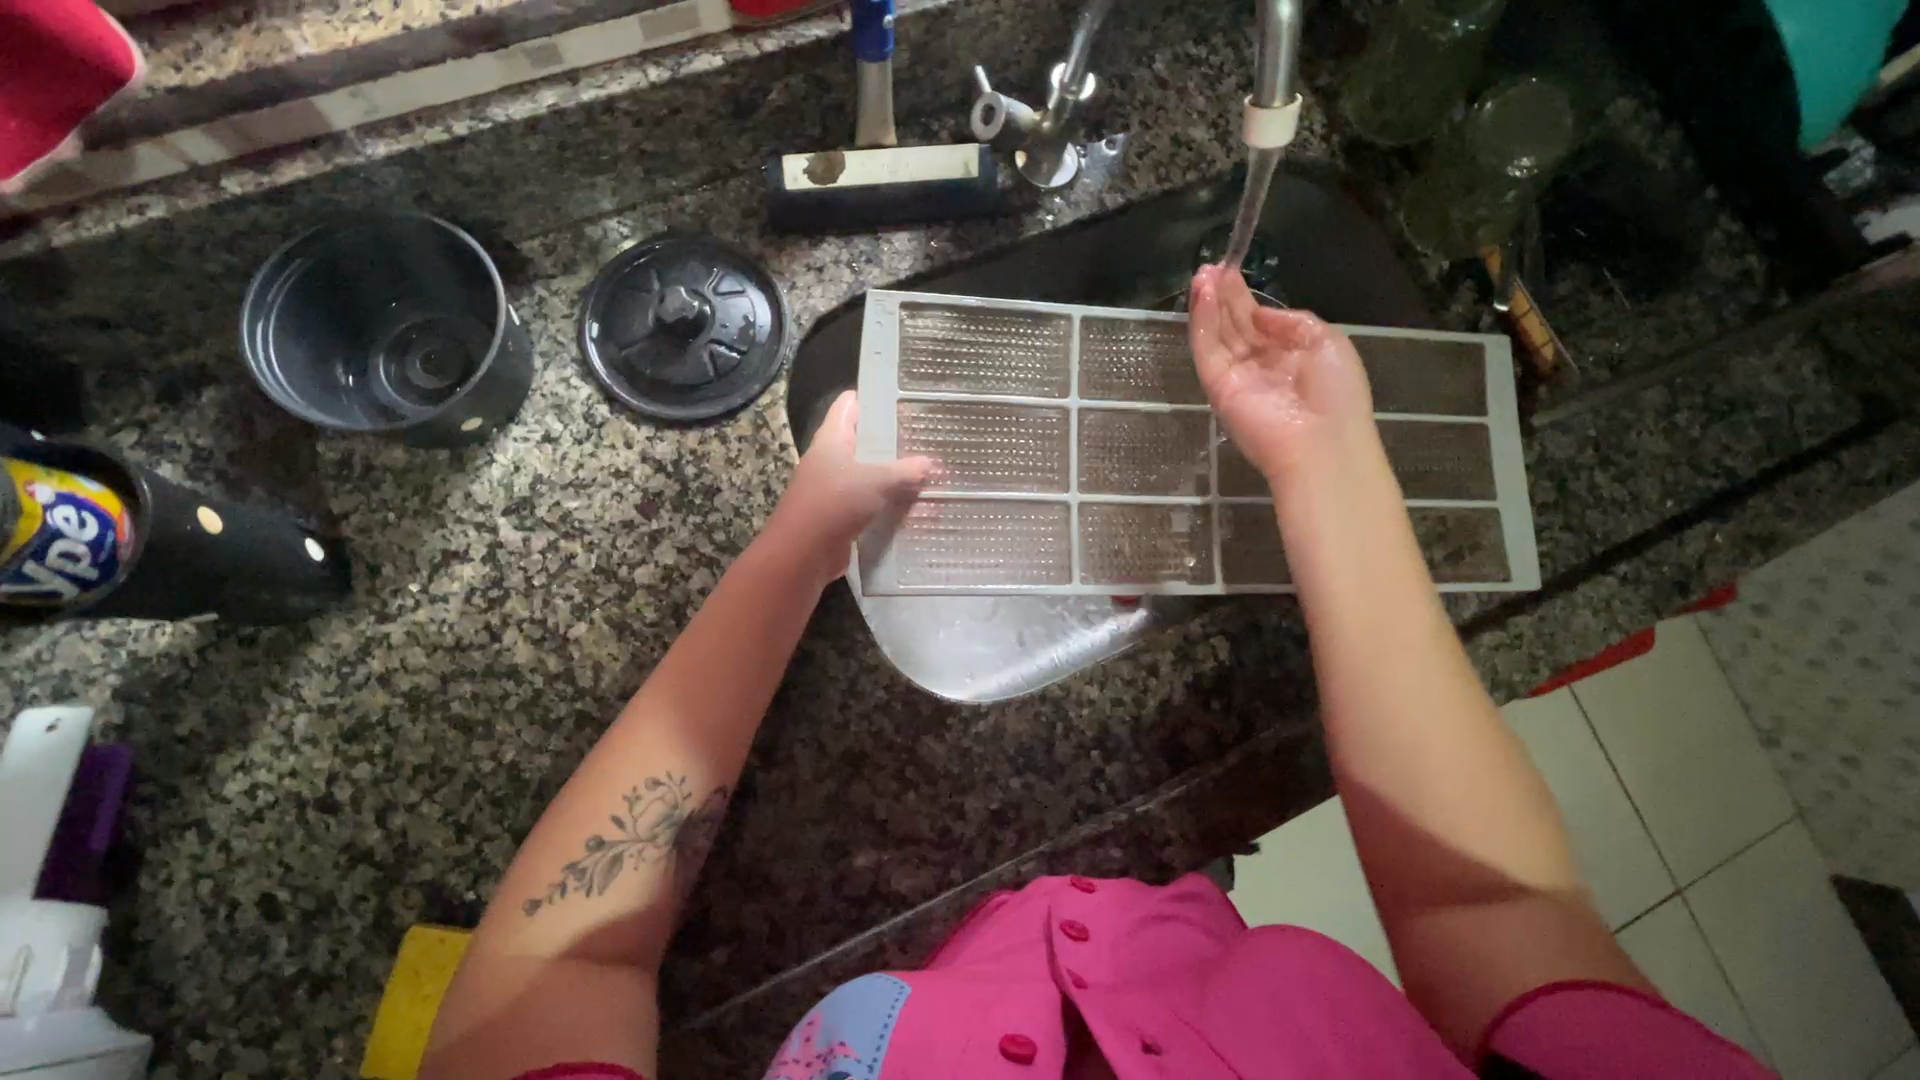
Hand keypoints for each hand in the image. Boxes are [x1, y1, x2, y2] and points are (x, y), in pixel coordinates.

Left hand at [769, 390, 930, 587]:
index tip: (903, 397)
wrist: (803, 554)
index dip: (873, 397)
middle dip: (892, 440)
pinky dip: (889, 503)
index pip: (849, 405)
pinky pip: (870, 502)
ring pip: (869, 474)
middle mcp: (830, 459)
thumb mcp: (875, 481)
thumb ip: (905, 471)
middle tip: (925, 437)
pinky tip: (915, 506)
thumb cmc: (834, 504)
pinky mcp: (840, 515)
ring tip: (928, 472)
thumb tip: (930, 464)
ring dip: (894, 475)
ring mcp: (833, 488)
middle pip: (862, 440)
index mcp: (832, 439)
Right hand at [1188, 265, 1375, 482]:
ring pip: (1218, 333)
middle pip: (1235, 324)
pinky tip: (1201, 294)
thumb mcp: (1328, 341)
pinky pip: (1206, 349)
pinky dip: (1202, 321)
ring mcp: (1236, 376)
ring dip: (1208, 303)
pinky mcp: (1217, 386)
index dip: (1245, 297)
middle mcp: (1260, 364)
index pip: (1258, 322)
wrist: (1321, 441)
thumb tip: (1260, 313)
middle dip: (1223, 295)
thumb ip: (1293, 322)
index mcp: (1288, 354)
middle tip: (1212, 266)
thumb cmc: (1336, 392)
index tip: (1233, 271)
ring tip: (1203, 273)